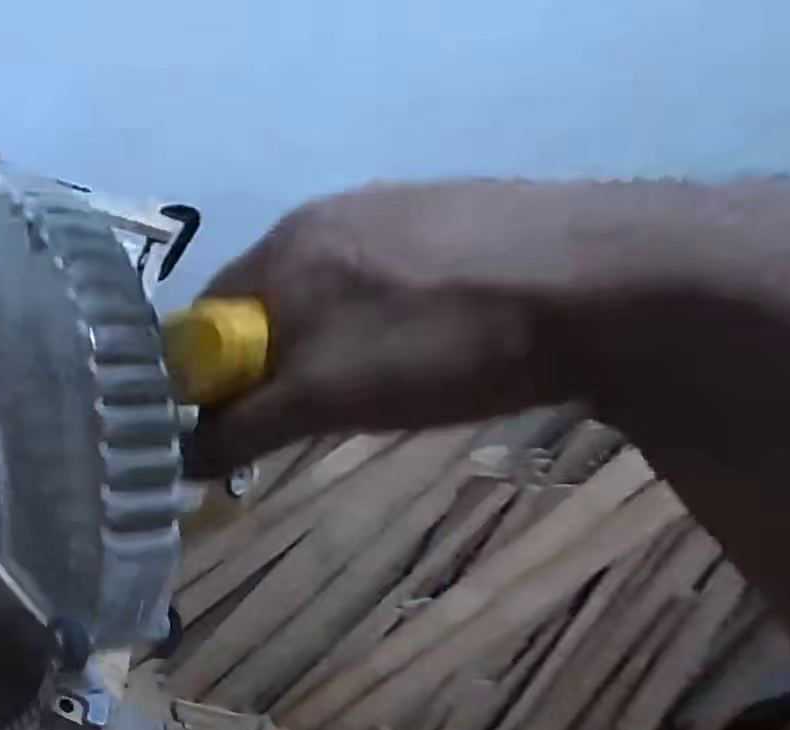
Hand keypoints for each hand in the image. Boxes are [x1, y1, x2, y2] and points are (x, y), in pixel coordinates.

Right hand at [181, 178, 789, 475]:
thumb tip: (177, 459)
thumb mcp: (321, 400)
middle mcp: (322, 217)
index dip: (204, 379)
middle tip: (297, 414)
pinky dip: (366, 325)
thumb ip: (238, 429)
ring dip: (314, 349)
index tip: (229, 423)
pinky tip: (410, 350)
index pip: (203, 322)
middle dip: (262, 368)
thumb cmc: (436, 344)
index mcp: (280, 249)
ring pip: (316, 297)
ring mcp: (387, 210)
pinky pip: (371, 282)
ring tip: (360, 387)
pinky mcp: (443, 219)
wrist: (611, 284)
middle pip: (259, 309)